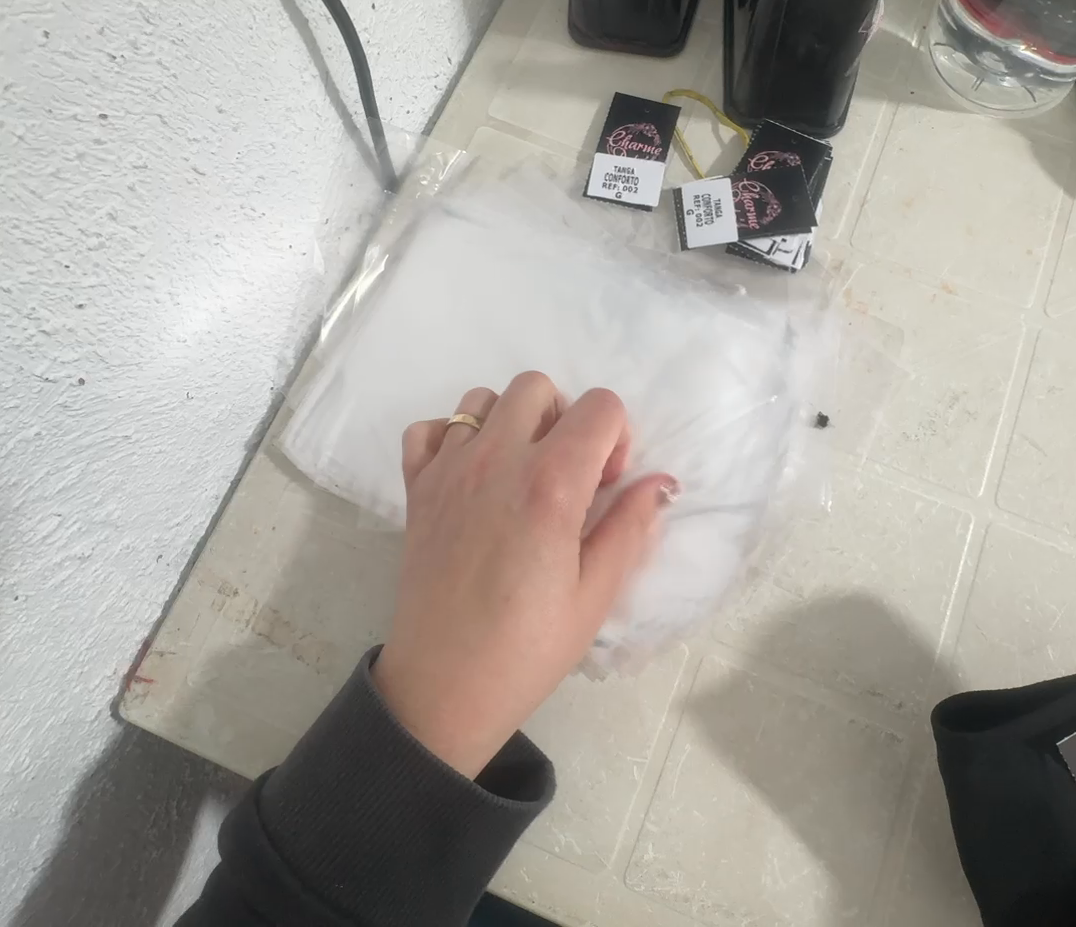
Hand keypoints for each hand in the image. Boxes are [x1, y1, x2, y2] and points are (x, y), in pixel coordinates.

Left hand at [372, 372, 676, 777]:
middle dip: (566, 418)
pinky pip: (429, 430)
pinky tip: (471, 479)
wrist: (442, 688)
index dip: (617, 437)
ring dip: (511, 422)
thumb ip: (630, 526)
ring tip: (520, 474)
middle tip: (568, 474)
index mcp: (551, 484)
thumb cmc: (528, 648)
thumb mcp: (597, 595)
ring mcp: (448, 470)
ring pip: (482, 399)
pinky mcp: (416, 489)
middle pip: (538, 386)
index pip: (600, 406)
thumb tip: (659, 481)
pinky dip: (452, 440)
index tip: (607, 484)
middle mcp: (496, 460)